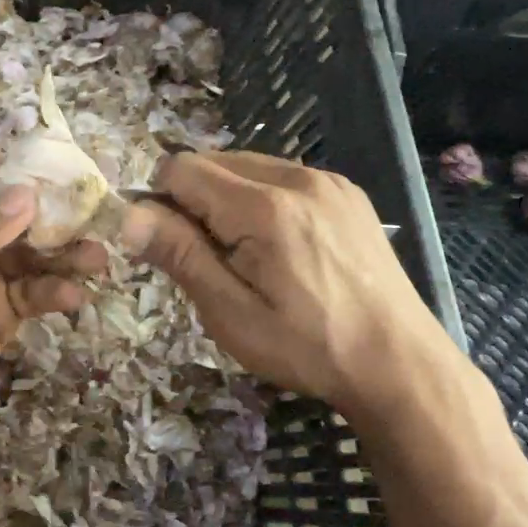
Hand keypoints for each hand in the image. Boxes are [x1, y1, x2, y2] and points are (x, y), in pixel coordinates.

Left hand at [0, 150, 105, 443]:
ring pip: (27, 253)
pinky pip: (32, 294)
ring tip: (96, 258)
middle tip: (87, 212)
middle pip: (5, 211)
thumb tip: (27, 193)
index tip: (38, 170)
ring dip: (61, 252)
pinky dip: (54, 291)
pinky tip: (73, 296)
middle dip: (44, 210)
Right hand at [120, 152, 463, 412]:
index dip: (160, 202)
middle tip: (208, 257)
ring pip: (245, 165)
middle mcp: (297, 178)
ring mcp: (327, 181)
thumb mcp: (231, 314)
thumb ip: (179, 255)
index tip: (169, 246)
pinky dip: (262, 199)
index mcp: (264, 207)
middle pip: (212, 161)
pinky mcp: (347, 193)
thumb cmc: (307, 347)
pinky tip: (279, 246)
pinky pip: (281, 176)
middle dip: (193, 200)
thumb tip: (127, 216)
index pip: (180, 168)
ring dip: (226, 198)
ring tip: (245, 254)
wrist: (400, 365)